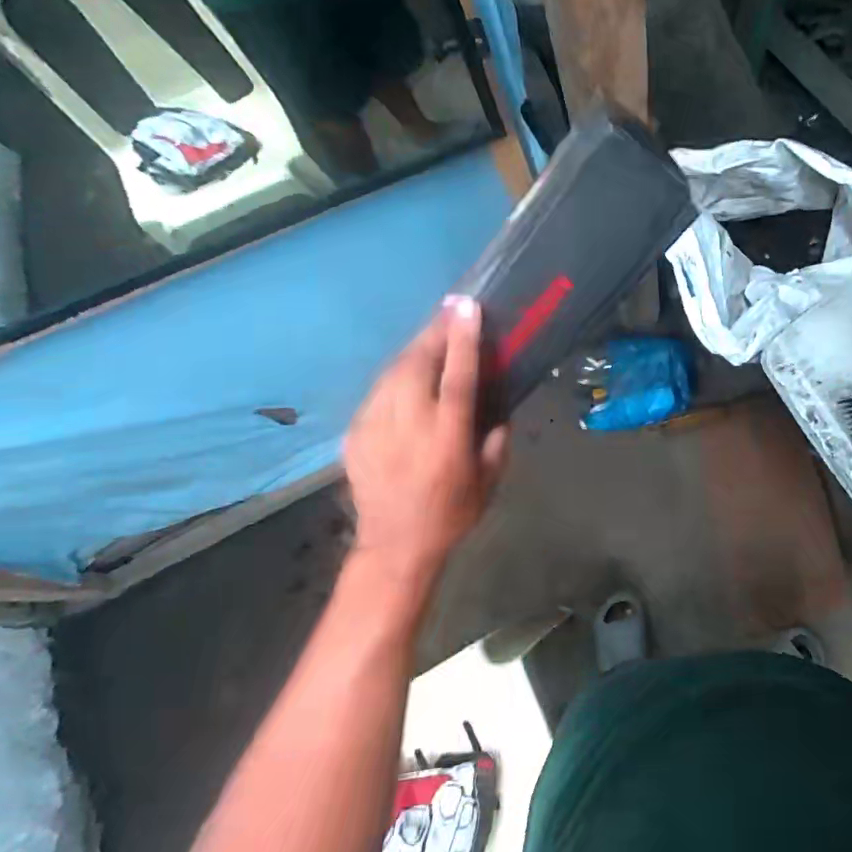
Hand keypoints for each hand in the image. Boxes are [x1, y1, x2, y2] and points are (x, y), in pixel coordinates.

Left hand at [344, 295, 508, 582]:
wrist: (395, 544)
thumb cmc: (453, 513)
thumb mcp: (491, 478)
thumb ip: (496, 438)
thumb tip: (496, 407)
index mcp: (447, 437)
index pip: (457, 376)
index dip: (463, 339)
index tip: (467, 307)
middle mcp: (409, 425)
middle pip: (418, 363)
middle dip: (435, 332)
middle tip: (451, 310)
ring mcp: (375, 427)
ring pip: (393, 372)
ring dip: (415, 348)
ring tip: (432, 335)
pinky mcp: (355, 433)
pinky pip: (378, 392)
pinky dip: (396, 375)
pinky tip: (408, 373)